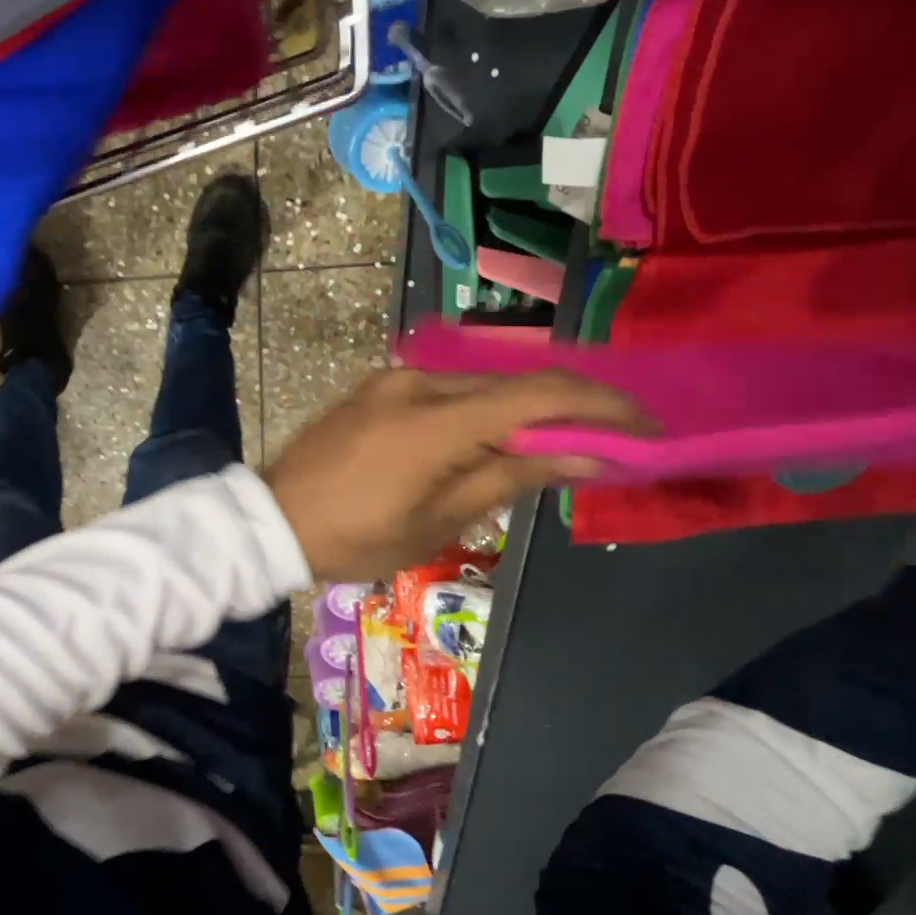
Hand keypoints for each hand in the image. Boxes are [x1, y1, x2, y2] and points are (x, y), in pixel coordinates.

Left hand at [262, 368, 649, 582]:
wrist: (270, 519)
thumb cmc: (355, 536)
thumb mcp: (438, 520)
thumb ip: (511, 477)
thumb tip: (586, 455)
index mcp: (434, 418)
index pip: (538, 394)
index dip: (600, 407)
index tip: (645, 429)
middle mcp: (416, 381)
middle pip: (513, 384)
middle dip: (569, 410)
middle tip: (610, 443)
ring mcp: (391, 378)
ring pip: (480, 384)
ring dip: (524, 411)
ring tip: (559, 448)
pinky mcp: (376, 387)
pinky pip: (447, 389)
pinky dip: (482, 410)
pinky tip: (498, 439)